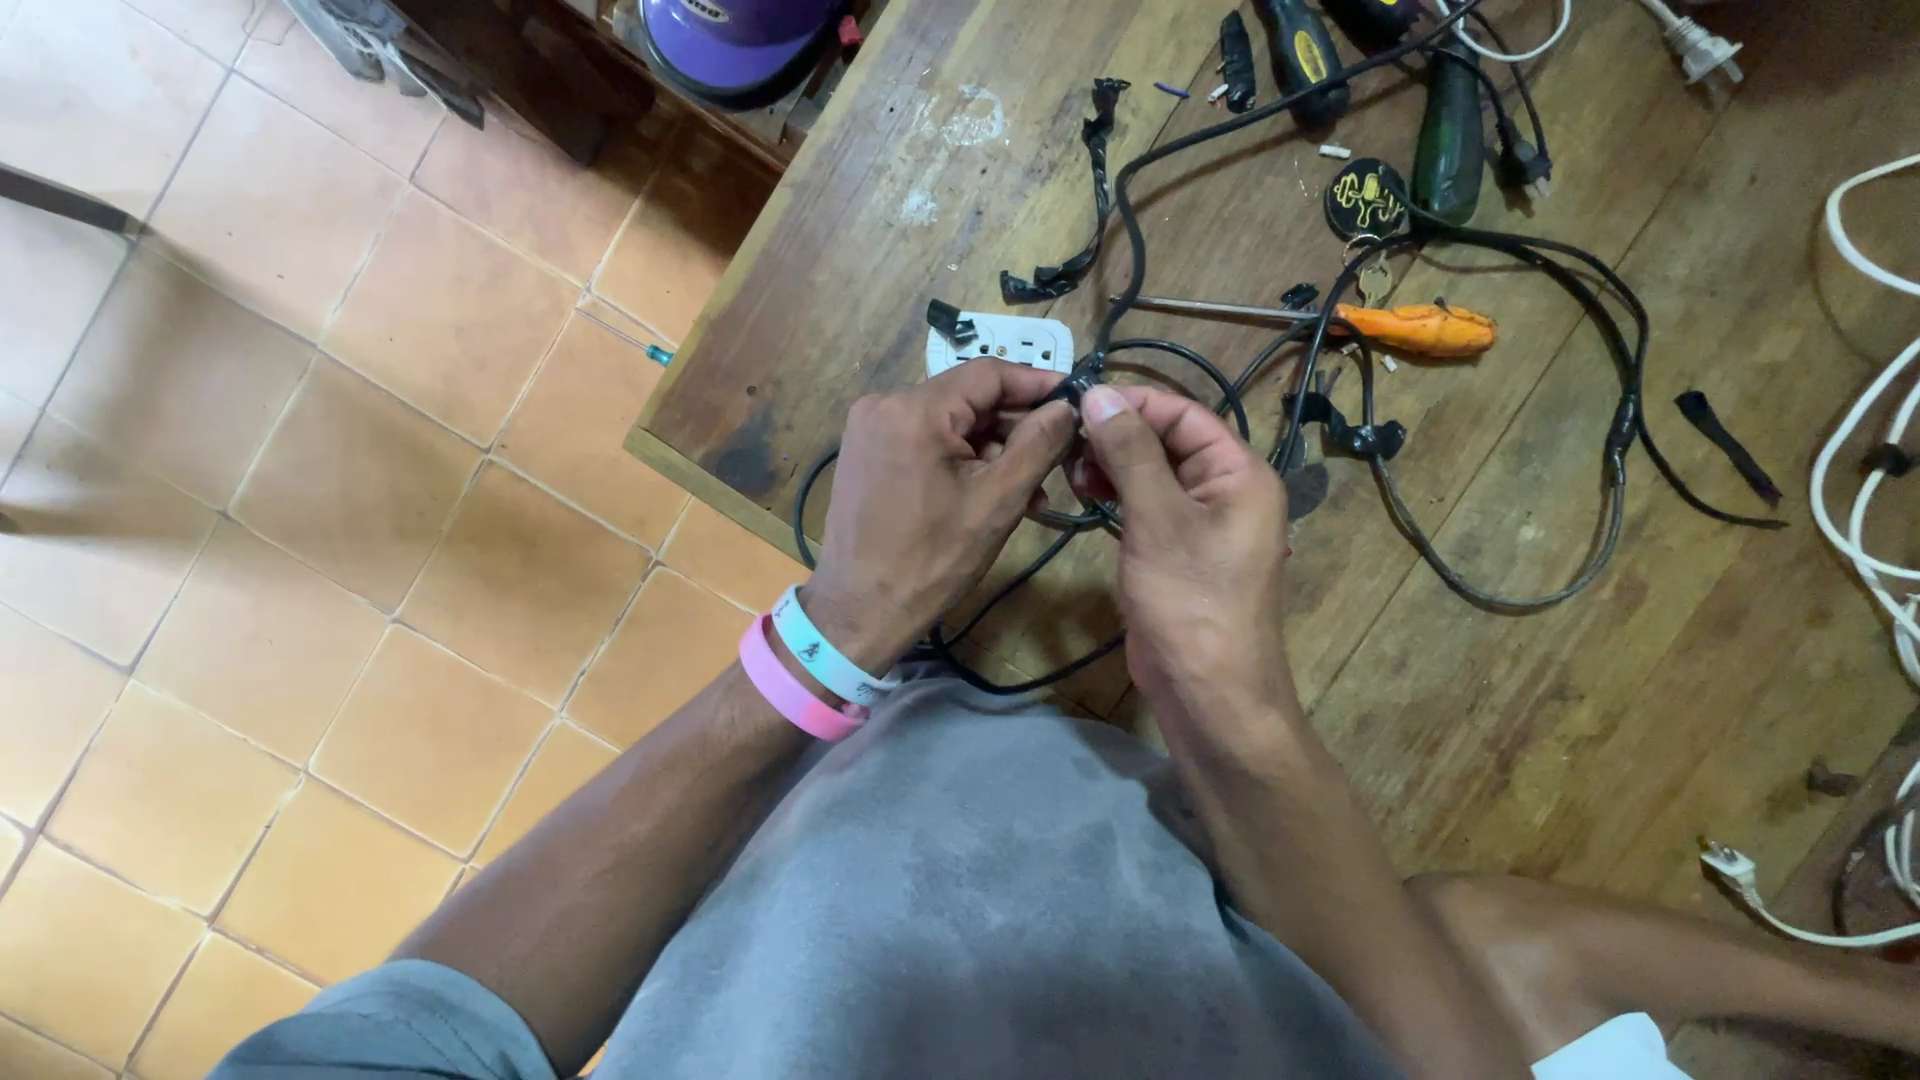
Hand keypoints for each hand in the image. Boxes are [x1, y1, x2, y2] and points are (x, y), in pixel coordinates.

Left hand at [802, 359, 1075, 677]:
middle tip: (1059, 457)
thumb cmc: (932, 560)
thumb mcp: (997, 502)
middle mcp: (884, 404)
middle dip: (1015, 426)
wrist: (860, 611)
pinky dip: (960, 460)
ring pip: (949, 422)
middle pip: (967, 398)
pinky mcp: (865, 453)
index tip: (1076, 399)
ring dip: (992, 450)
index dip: (1038, 384)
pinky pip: (925, 441)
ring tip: (1030, 492)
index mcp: (914, 409)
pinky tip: (990, 492)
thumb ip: (1038, 444)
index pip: (989, 373)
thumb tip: (1068, 406)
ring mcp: (869, 429)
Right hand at [1074, 384, 1293, 755]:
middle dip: (1118, 436)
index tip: (1079, 403)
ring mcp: (1200, 526)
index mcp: (1239, 474)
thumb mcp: (1158, 519)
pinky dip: (1116, 497)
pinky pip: (1146, 508)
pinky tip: (1086, 496)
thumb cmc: (1191, 601)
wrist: (1208, 693)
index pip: (1184, 415)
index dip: (1134, 404)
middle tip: (1068, 445)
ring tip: (1073, 473)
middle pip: (1167, 442)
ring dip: (1113, 466)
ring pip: (1152, 475)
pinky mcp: (1175, 553)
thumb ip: (1130, 453)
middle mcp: (1225, 492)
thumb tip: (1098, 392)